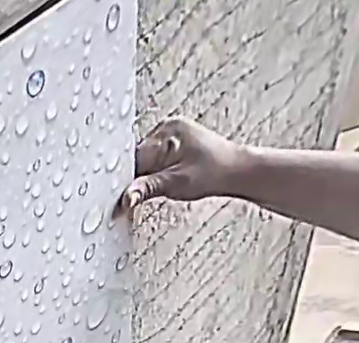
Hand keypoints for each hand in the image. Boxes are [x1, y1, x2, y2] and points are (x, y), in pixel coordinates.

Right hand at [121, 117, 252, 211]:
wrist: (233, 168)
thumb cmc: (212, 173)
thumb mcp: (175, 183)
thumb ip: (146, 189)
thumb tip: (125, 198)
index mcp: (167, 134)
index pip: (132, 160)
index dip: (128, 180)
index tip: (127, 195)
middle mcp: (166, 128)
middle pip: (135, 159)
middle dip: (136, 177)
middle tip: (150, 188)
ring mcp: (168, 131)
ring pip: (141, 159)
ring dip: (143, 174)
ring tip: (161, 181)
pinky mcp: (170, 139)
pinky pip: (149, 156)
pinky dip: (150, 170)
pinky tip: (162, 175)